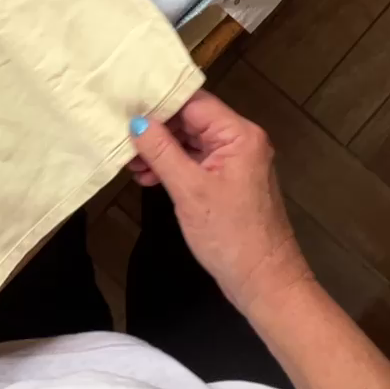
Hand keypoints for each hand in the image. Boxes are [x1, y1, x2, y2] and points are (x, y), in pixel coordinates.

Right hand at [128, 90, 313, 314]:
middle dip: (157, 130)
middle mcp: (240, 139)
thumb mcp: (189, 190)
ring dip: (161, 150)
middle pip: (191, 119)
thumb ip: (161, 151)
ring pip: (190, 140)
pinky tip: (149, 176)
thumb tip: (136, 122)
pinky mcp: (228, 180)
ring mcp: (235, 160)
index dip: (159, 103)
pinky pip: (196, 160)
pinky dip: (173, 166)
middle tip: (124, 139)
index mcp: (238, 134)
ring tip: (132, 163)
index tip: (127, 106)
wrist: (265, 285)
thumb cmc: (231, 236)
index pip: (193, 103)